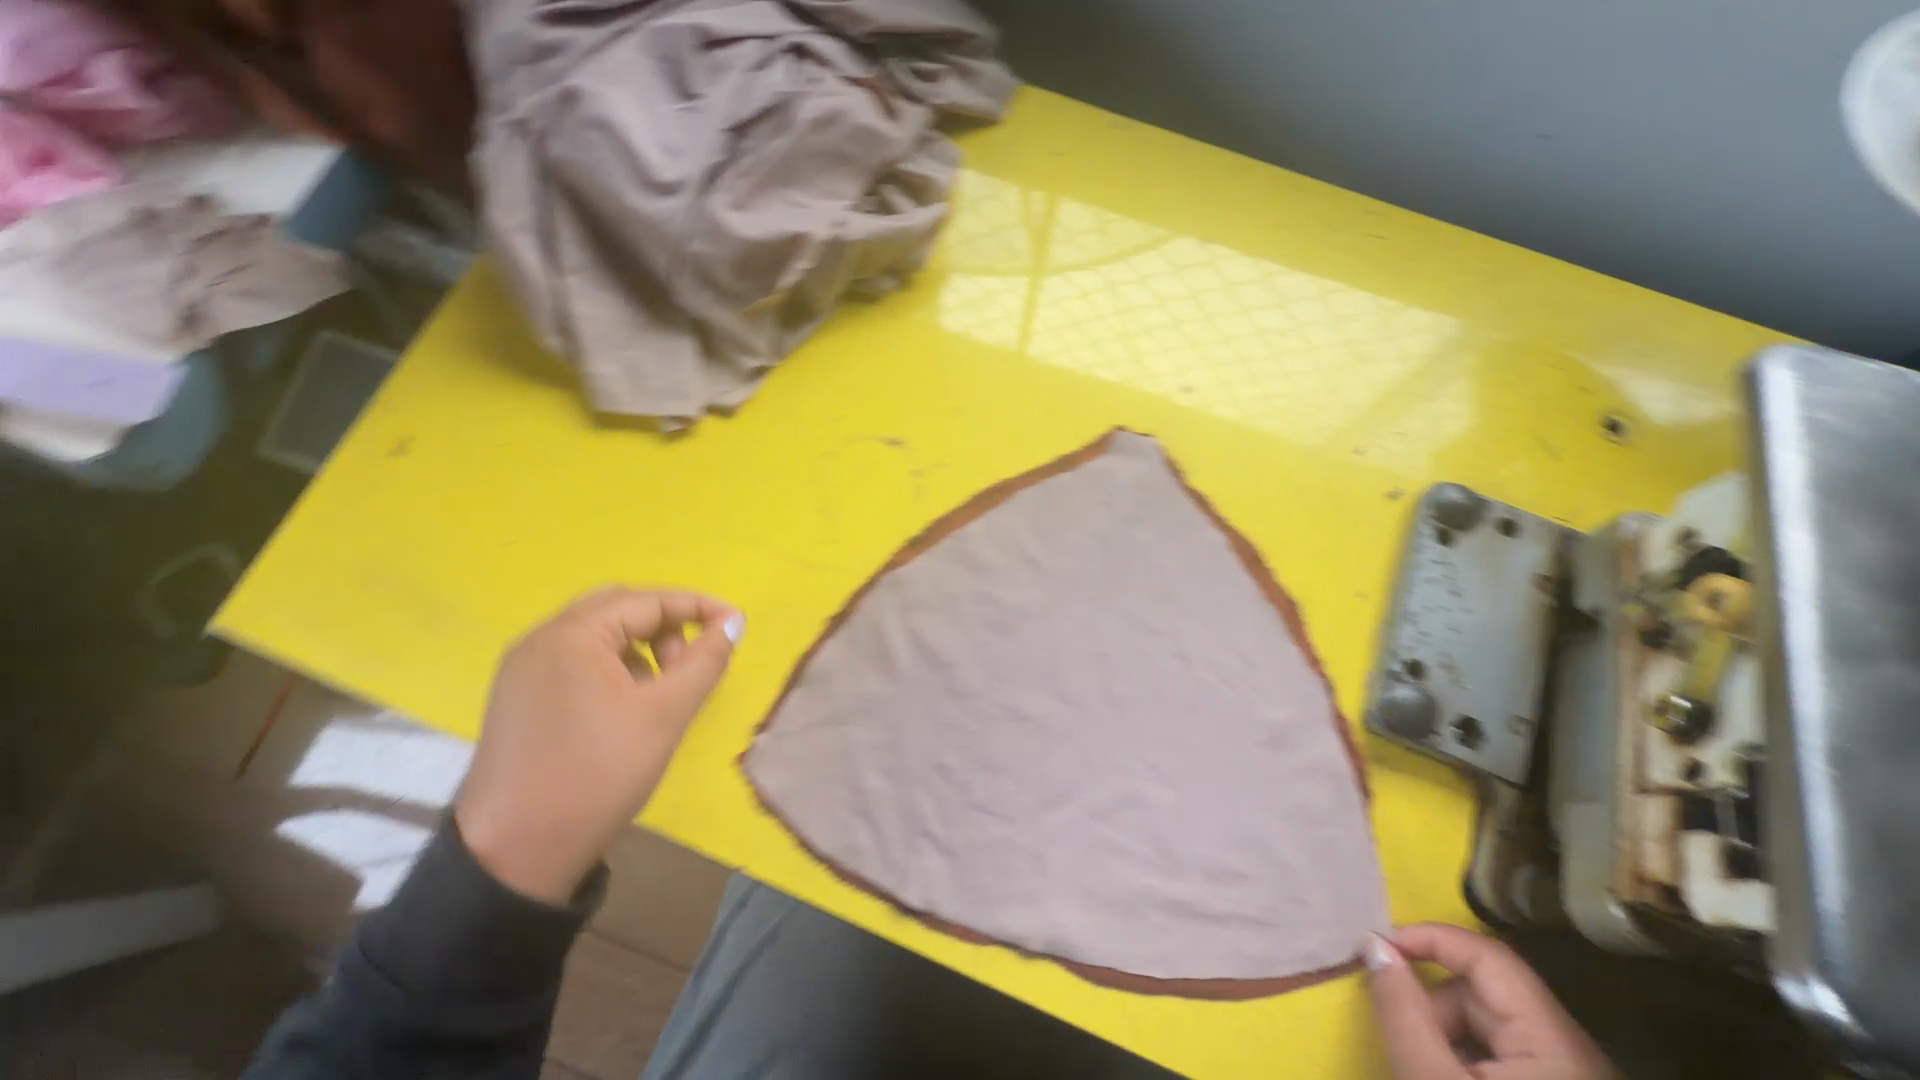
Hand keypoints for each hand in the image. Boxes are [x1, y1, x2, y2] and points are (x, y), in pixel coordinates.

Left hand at [454, 587, 743, 904]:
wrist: (515, 853)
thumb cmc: (598, 774)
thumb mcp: (664, 715)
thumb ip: (704, 662)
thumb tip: (733, 623)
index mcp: (571, 635)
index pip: (646, 601)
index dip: (697, 607)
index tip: (737, 623)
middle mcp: (539, 640)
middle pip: (616, 609)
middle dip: (666, 625)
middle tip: (696, 659)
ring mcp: (522, 670)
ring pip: (595, 637)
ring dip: (639, 648)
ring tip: (665, 689)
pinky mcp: (517, 699)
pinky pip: (574, 662)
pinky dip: (612, 668)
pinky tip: (628, 706)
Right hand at [1366, 923, 1618, 1079]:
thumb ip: (1403, 1011)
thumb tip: (1374, 943)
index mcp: (1556, 1042)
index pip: (1488, 956)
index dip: (1428, 940)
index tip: (1374, 948)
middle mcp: (1574, 1052)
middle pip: (1485, 994)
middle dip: (1433, 1004)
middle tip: (1399, 1038)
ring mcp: (1570, 1076)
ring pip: (1490, 1027)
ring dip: (1445, 1034)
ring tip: (1421, 1069)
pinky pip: (1504, 1056)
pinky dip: (1465, 1060)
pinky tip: (1444, 1077)